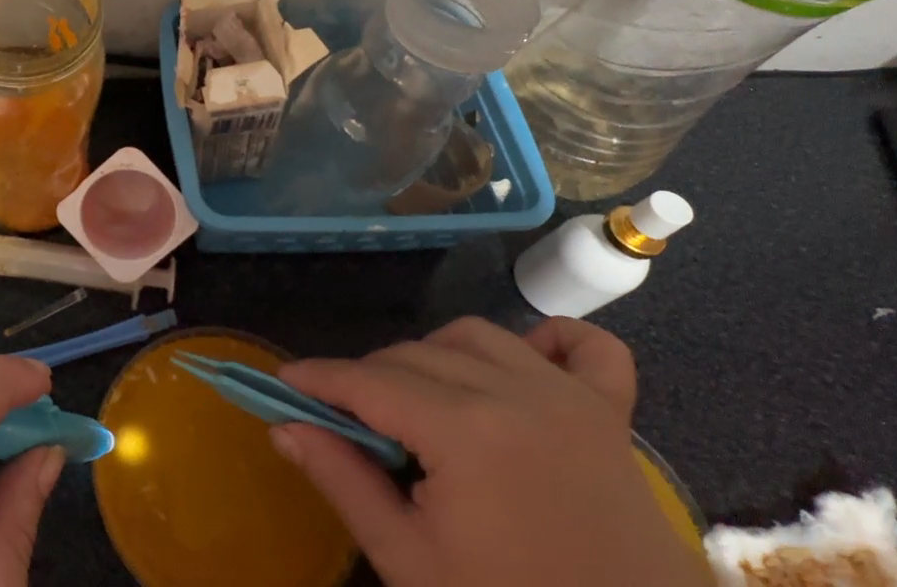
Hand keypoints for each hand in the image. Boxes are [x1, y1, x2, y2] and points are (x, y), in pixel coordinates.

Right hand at [272, 317, 712, 586]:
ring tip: (419, 402)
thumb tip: (284, 428)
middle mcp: (518, 393)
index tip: (285, 383)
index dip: (319, 379)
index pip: (369, 382)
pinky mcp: (612, 413)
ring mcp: (572, 397)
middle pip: (414, 355)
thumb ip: (344, 482)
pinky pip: (584, 346)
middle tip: (346, 419)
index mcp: (465, 431)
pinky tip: (520, 366)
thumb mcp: (409, 559)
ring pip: (477, 336)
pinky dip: (546, 342)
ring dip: (434, 356)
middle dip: (367, 377)